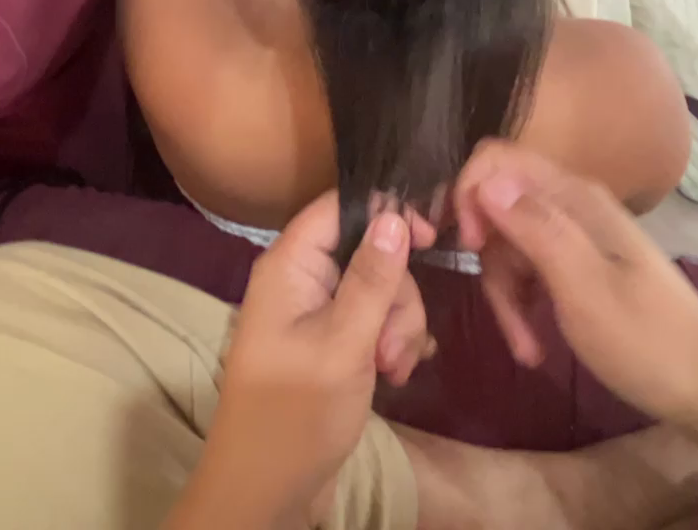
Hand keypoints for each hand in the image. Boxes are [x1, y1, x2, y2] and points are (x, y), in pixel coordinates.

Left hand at [199, 193, 433, 521]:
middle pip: (366, 251)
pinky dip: (388, 341)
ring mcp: (315, 309)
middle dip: (394, 296)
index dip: (384, 213)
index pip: (338, 207)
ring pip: (376, 288)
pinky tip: (393, 373)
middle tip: (393, 346)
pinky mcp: (329, 338)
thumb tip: (394, 214)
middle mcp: (300, 277)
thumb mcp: (343, 344)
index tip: (428, 237)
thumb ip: (371, 279)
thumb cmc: (297, 413)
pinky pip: (371, 318)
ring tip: (391, 371)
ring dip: (395, 327)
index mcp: (289, 264)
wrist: (268, 490)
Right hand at [452, 140, 697, 425]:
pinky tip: (531, 344)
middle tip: (494, 304)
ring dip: (503, 292)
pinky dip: (519, 303)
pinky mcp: (573, 265)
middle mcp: (569, 205)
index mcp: (573, 197)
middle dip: (485, 255)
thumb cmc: (648, 341)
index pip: (497, 159)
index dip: (469, 192)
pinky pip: (525, 270)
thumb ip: (536, 229)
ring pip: (506, 244)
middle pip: (495, 206)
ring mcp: (572, 235)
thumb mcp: (585, 288)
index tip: (468, 243)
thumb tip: (485, 181)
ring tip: (525, 346)